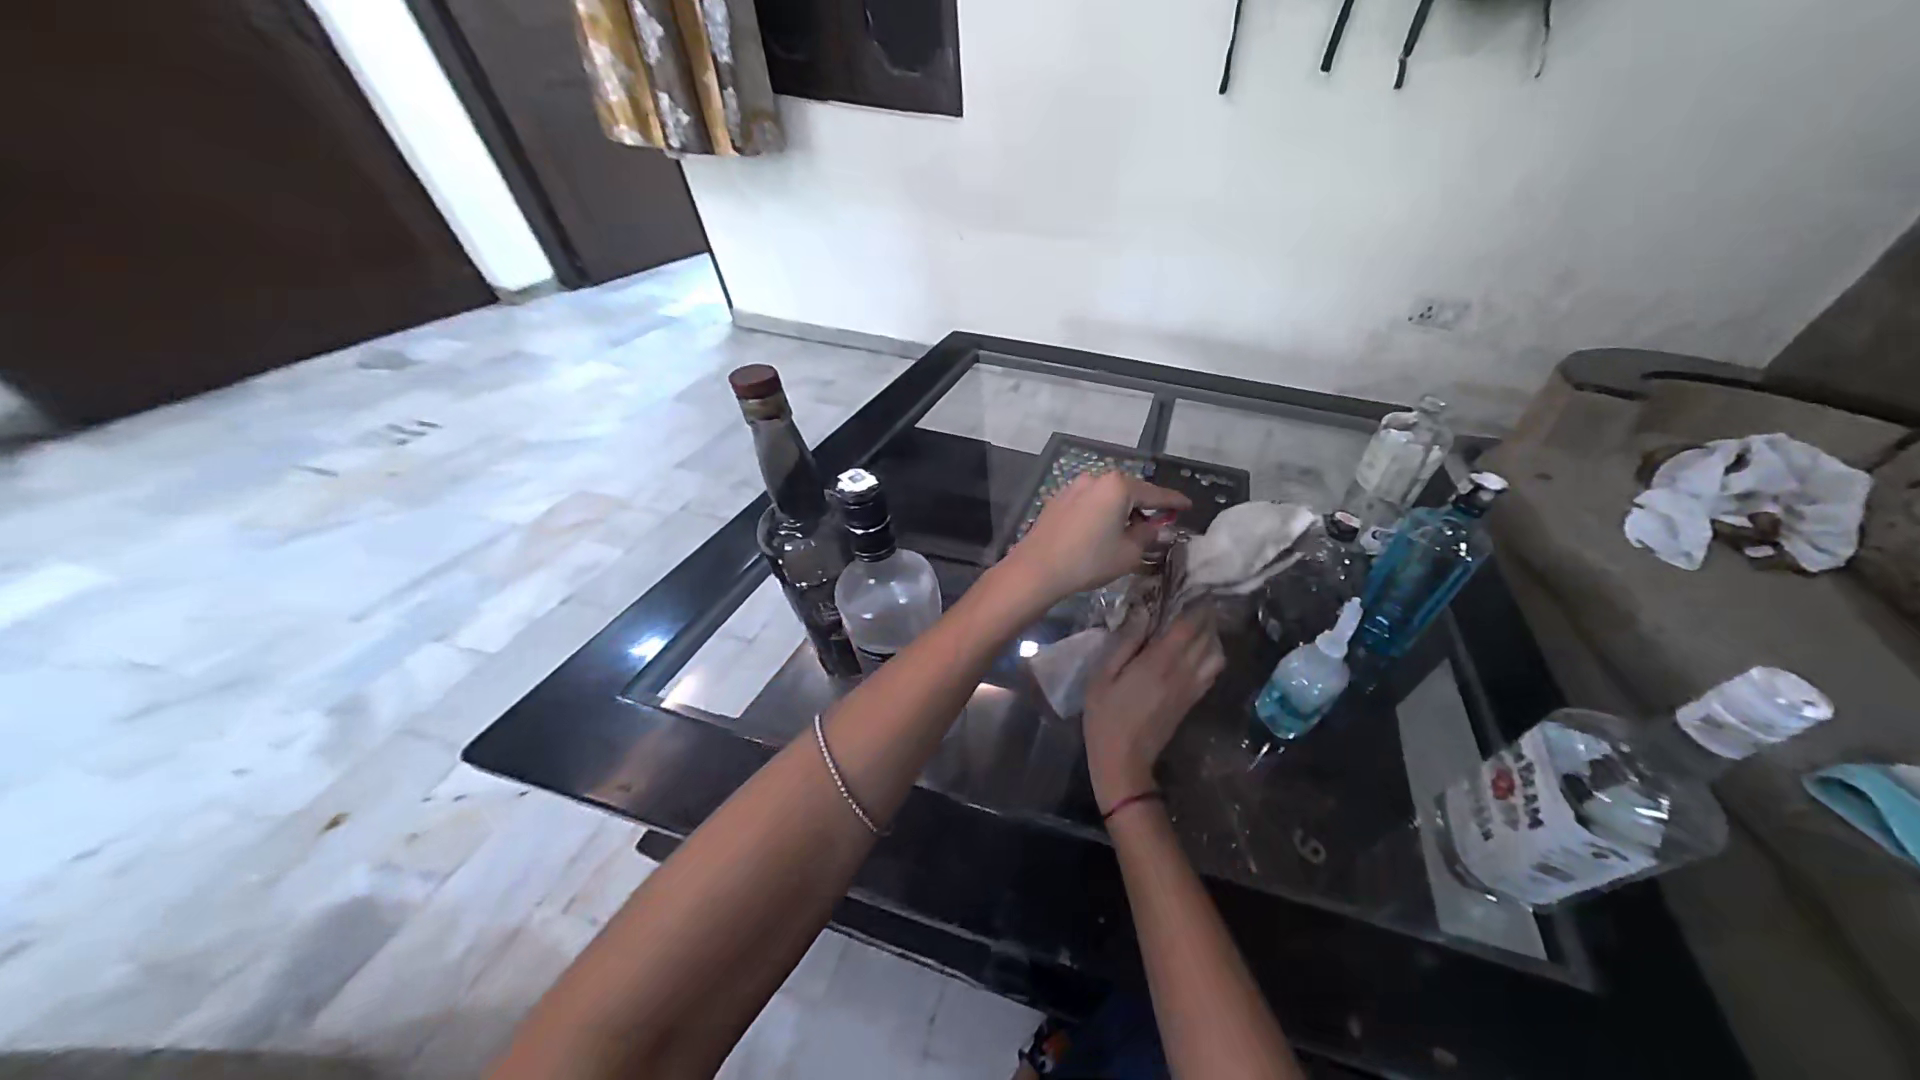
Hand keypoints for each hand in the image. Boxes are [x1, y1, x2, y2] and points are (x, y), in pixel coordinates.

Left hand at [1006, 470, 1190, 601]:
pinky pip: (1089, 502)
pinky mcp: (1058, 500)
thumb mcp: (1128, 552)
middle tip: (1156, 524)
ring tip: (1127, 532)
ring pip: (1107, 496)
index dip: (1174, 502)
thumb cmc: (1089, 560)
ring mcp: (1073, 487)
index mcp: (1118, 486)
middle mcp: (1095, 478)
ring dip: (1120, 510)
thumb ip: (1147, 535)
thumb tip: (1153, 527)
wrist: (1037, 569)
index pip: (1155, 494)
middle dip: (1144, 506)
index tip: (1187, 505)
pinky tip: (1101, 531)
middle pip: (1129, 491)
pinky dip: (1101, 512)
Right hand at [1083, 614, 1225, 811]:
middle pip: (1208, 636)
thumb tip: (1141, 612)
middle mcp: (1183, 671)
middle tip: (1195, 598)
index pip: (1189, 625)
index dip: (1196, 603)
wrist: (1124, 758)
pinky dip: (1212, 653)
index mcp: (1160, 662)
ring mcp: (1192, 687)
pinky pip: (1213, 670)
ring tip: (1196, 622)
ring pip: (1217, 653)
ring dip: (1212, 634)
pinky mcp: (1193, 699)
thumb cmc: (1106, 714)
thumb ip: (1124, 641)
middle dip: (1206, 614)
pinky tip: (1197, 648)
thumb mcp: (1103, 674)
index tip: (1193, 585)